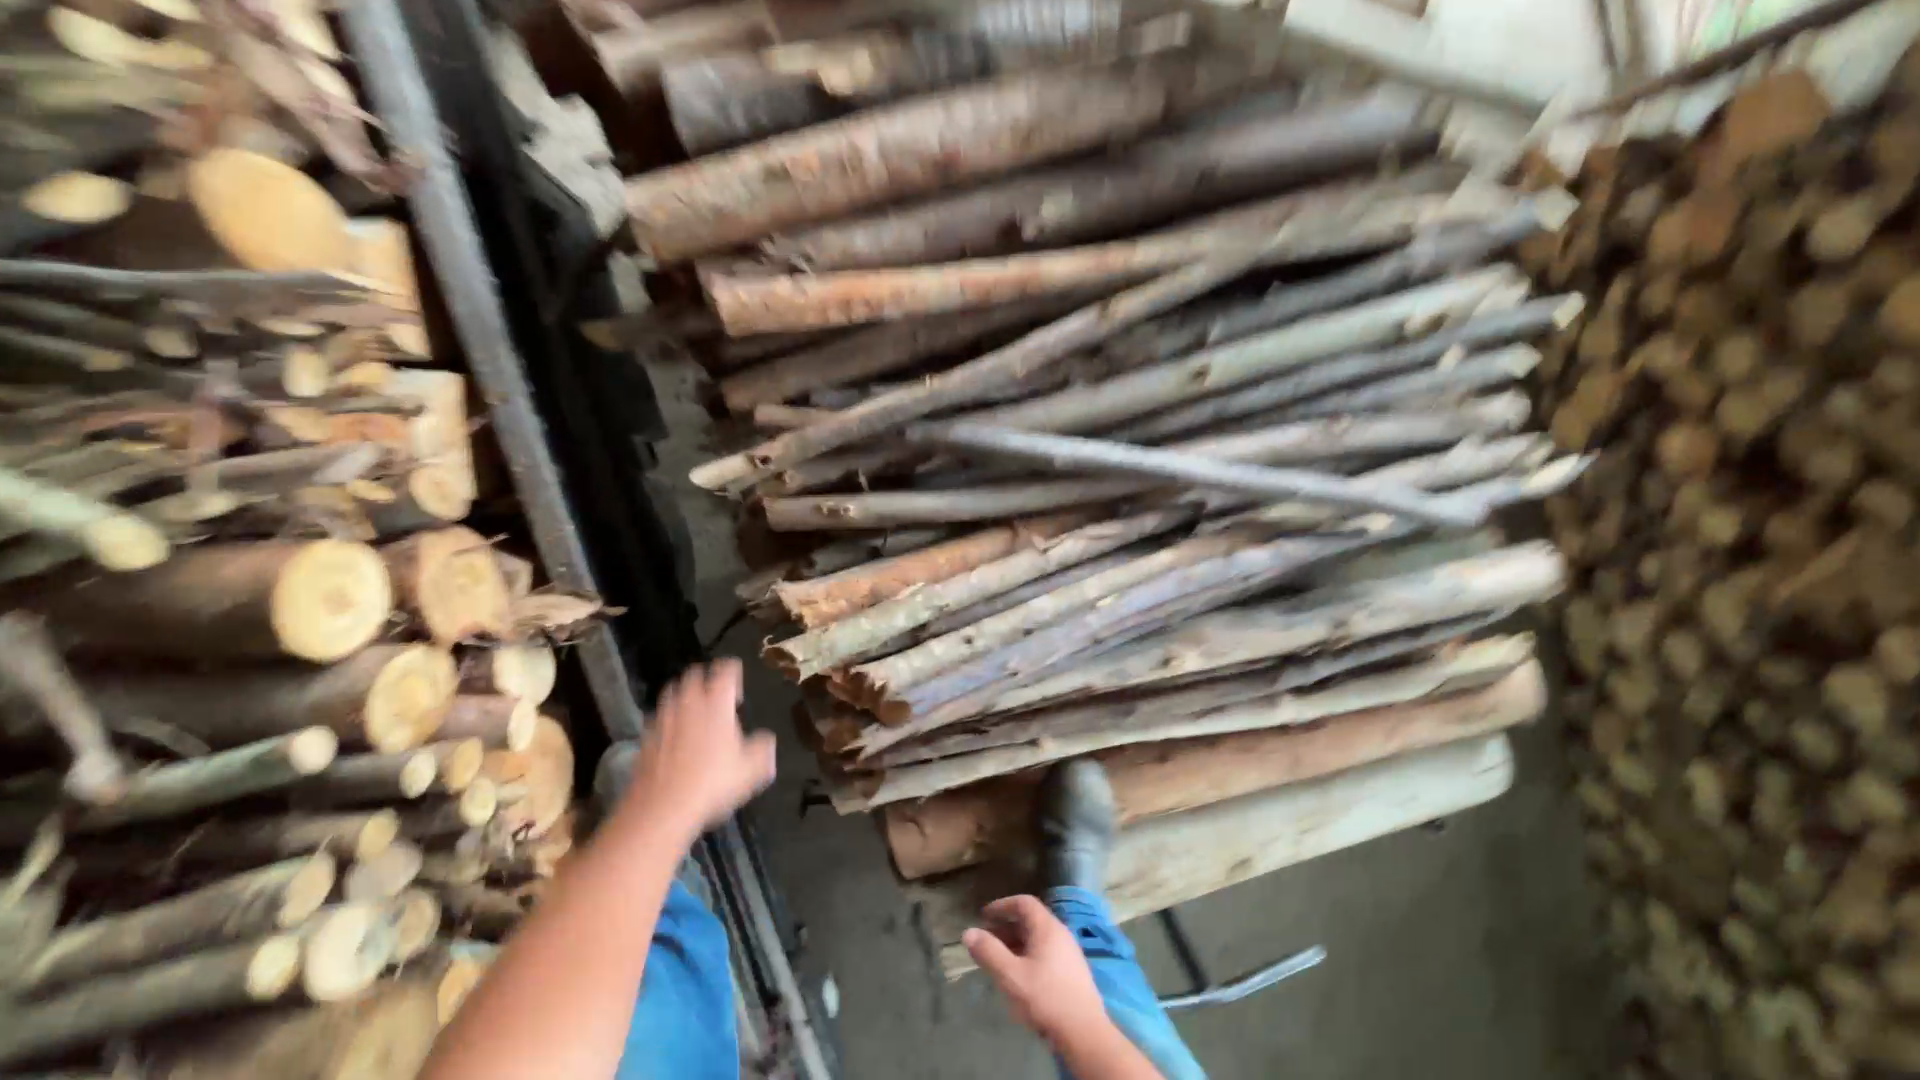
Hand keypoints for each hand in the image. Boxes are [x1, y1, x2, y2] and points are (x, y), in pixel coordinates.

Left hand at [623, 659, 775, 836]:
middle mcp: (689, 703)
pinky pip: (659, 718)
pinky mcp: (646, 737)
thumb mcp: (752, 770)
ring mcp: (664, 719)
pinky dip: (668, 720)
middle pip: (694, 675)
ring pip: (673, 693)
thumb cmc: (713, 783)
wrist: (662, 808)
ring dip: (685, 696)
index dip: (734, 671)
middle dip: (706, 678)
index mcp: (717, 703)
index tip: (738, 683)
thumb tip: (765, 739)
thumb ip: (763, 748)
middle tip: (717, 695)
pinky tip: (674, 737)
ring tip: (695, 712)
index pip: (726, 671)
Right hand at [964, 895, 1108, 1044]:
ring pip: (1038, 939)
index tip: (984, 915)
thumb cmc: (1045, 998)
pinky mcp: (1072, 972)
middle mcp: (1061, 934)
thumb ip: (988, 952)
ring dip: (1016, 943)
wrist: (1083, 1033)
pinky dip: (1027, 955)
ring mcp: (1069, 953)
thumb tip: (968, 932)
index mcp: (1048, 928)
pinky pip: (1046, 953)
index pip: (1024, 903)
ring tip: (998, 960)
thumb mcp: (1010, 975)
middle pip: (1031, 920)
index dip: (1002, 906)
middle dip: (1006, 927)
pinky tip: (1019, 976)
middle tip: (986, 940)